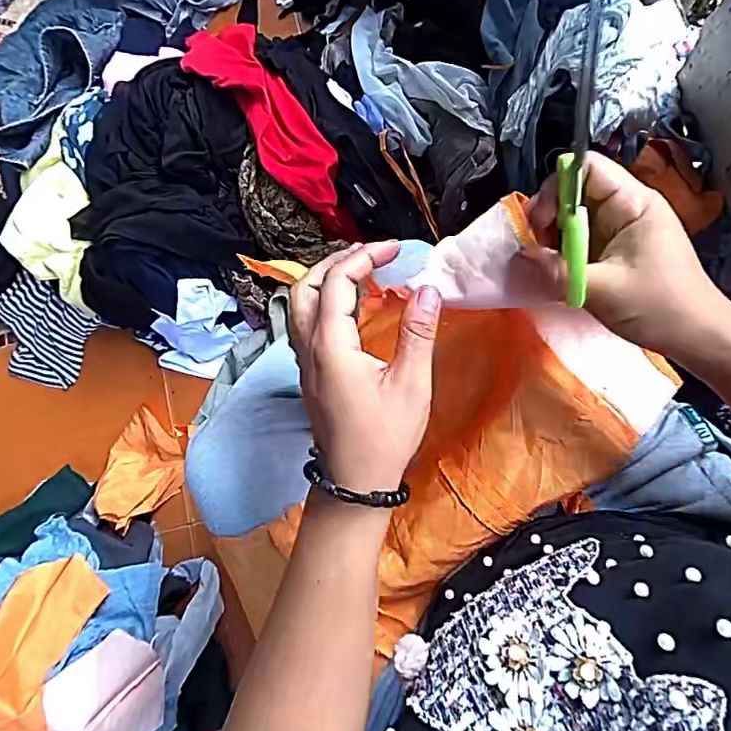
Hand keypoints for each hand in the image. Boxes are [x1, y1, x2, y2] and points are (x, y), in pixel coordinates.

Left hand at [289, 241, 441, 492]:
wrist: (354, 482)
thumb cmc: (384, 437)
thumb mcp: (410, 385)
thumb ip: (418, 333)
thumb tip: (428, 290)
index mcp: (331, 347)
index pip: (337, 283)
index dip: (364, 257)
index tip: (394, 248)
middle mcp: (309, 349)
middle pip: (306, 286)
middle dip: (338, 261)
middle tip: (374, 254)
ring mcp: (304, 362)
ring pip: (301, 304)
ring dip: (327, 279)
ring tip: (362, 271)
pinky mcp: (309, 373)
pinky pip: (307, 322)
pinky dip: (326, 300)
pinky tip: (353, 306)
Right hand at [522, 152, 730, 358]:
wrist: (699, 336)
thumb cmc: (661, 308)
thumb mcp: (604, 291)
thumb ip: (557, 273)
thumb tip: (518, 260)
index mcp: (634, 202)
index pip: (586, 167)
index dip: (556, 188)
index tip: (542, 225)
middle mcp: (628, 206)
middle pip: (576, 191)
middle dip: (551, 218)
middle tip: (542, 252)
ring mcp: (623, 228)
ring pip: (576, 217)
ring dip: (557, 239)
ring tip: (553, 267)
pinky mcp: (619, 249)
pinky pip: (584, 239)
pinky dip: (568, 253)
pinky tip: (565, 274)